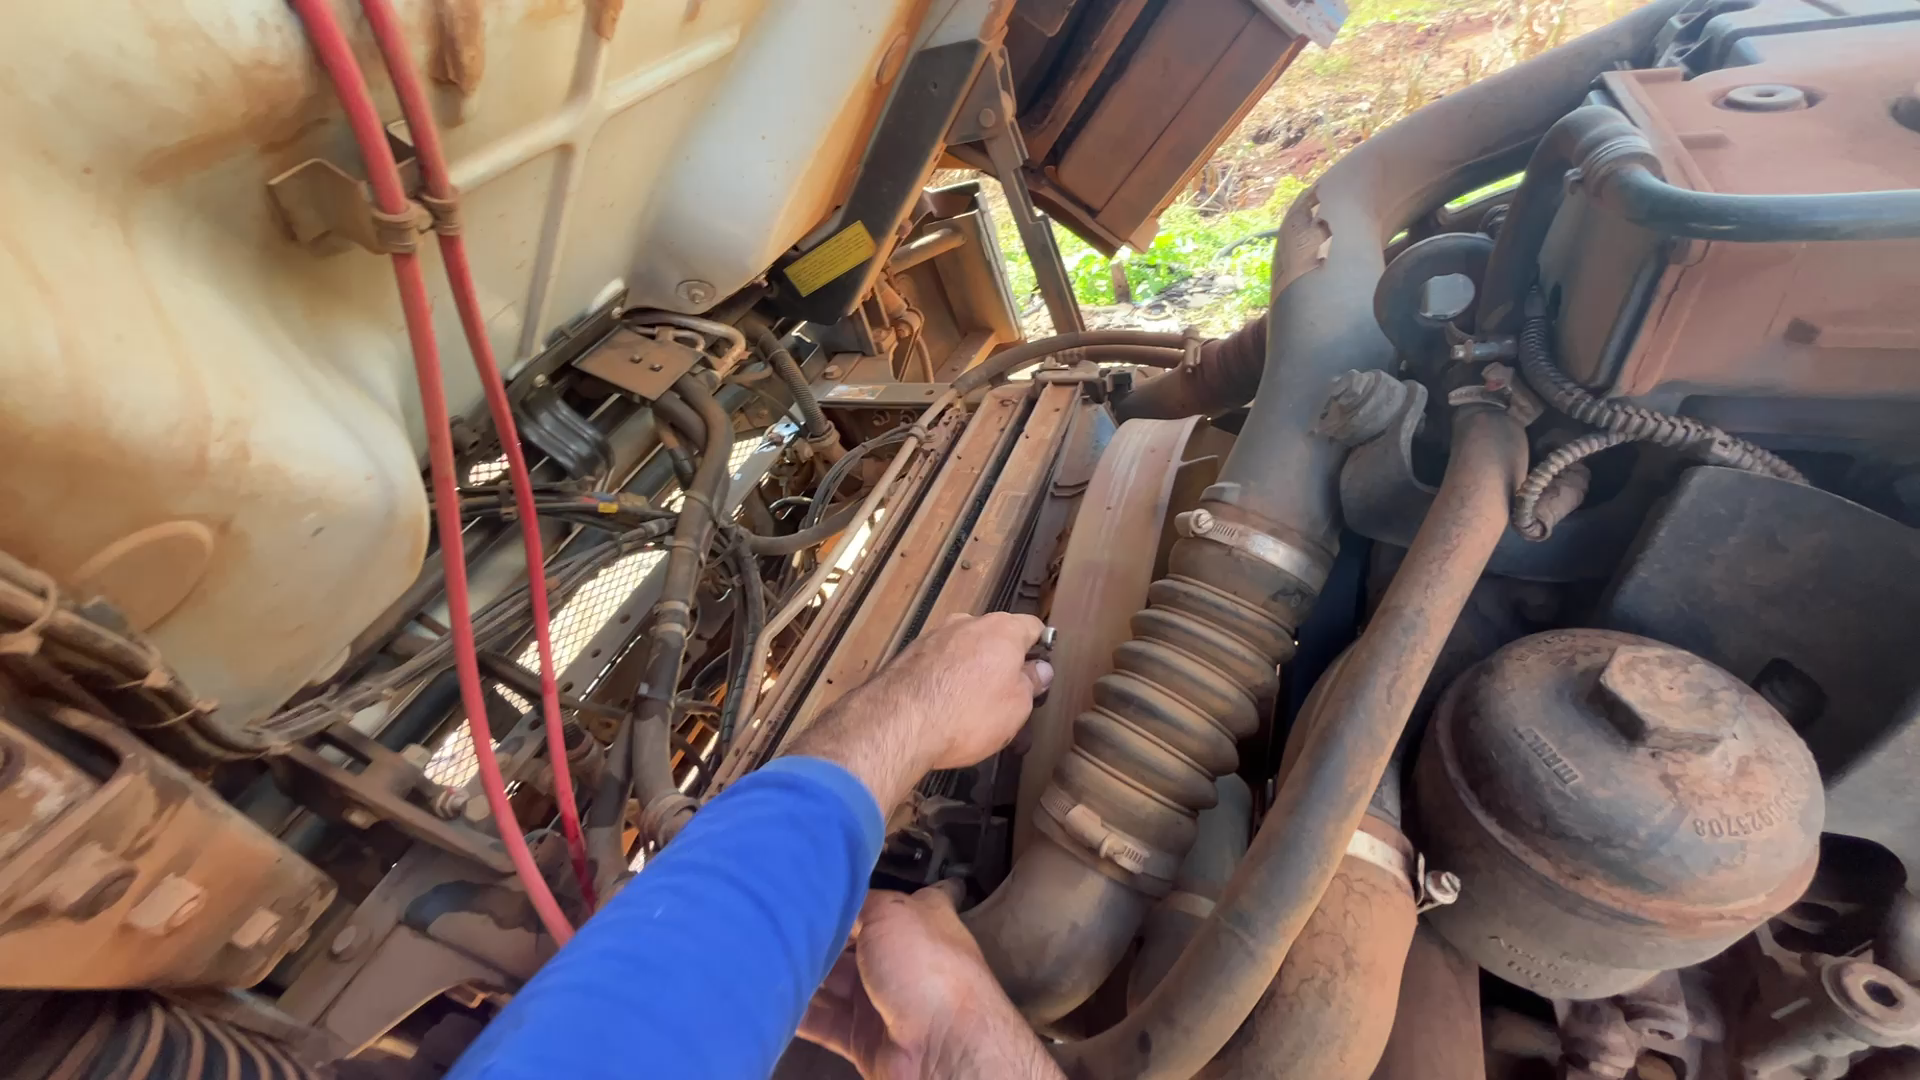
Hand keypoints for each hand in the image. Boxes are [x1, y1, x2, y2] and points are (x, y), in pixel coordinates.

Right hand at [798, 883, 1063, 1079]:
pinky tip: (773, 998)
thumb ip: (858, 903)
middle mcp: (900, 955)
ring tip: (765, 956)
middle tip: (778, 924)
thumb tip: (831, 899)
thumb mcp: (891, 912)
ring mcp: (881, 998)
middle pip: (851, 941)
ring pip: (833, 981)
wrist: (941, 1046)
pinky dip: (800, 1014)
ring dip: (805, 973)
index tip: (820, 884)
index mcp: (918, 916)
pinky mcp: (863, 1038)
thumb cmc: (924, 964)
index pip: (886, 897)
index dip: (857, 891)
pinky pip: (824, 1022)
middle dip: (819, 935)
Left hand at [874, 612, 1051, 770]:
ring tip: (969, 704)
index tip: (1039, 667)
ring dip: (971, 668)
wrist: (899, 722)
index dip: (1039, 646)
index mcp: (1002, 630)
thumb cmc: (967, 714)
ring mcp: (935, 635)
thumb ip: (1031, 683)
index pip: (1031, 626)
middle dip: (1001, 660)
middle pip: (995, 636)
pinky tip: (942, 704)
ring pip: (964, 648)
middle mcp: (968, 623)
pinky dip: (944, 676)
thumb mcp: (1016, 707)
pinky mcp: (909, 653)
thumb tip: (1040, 669)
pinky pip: (938, 661)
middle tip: (1005, 694)